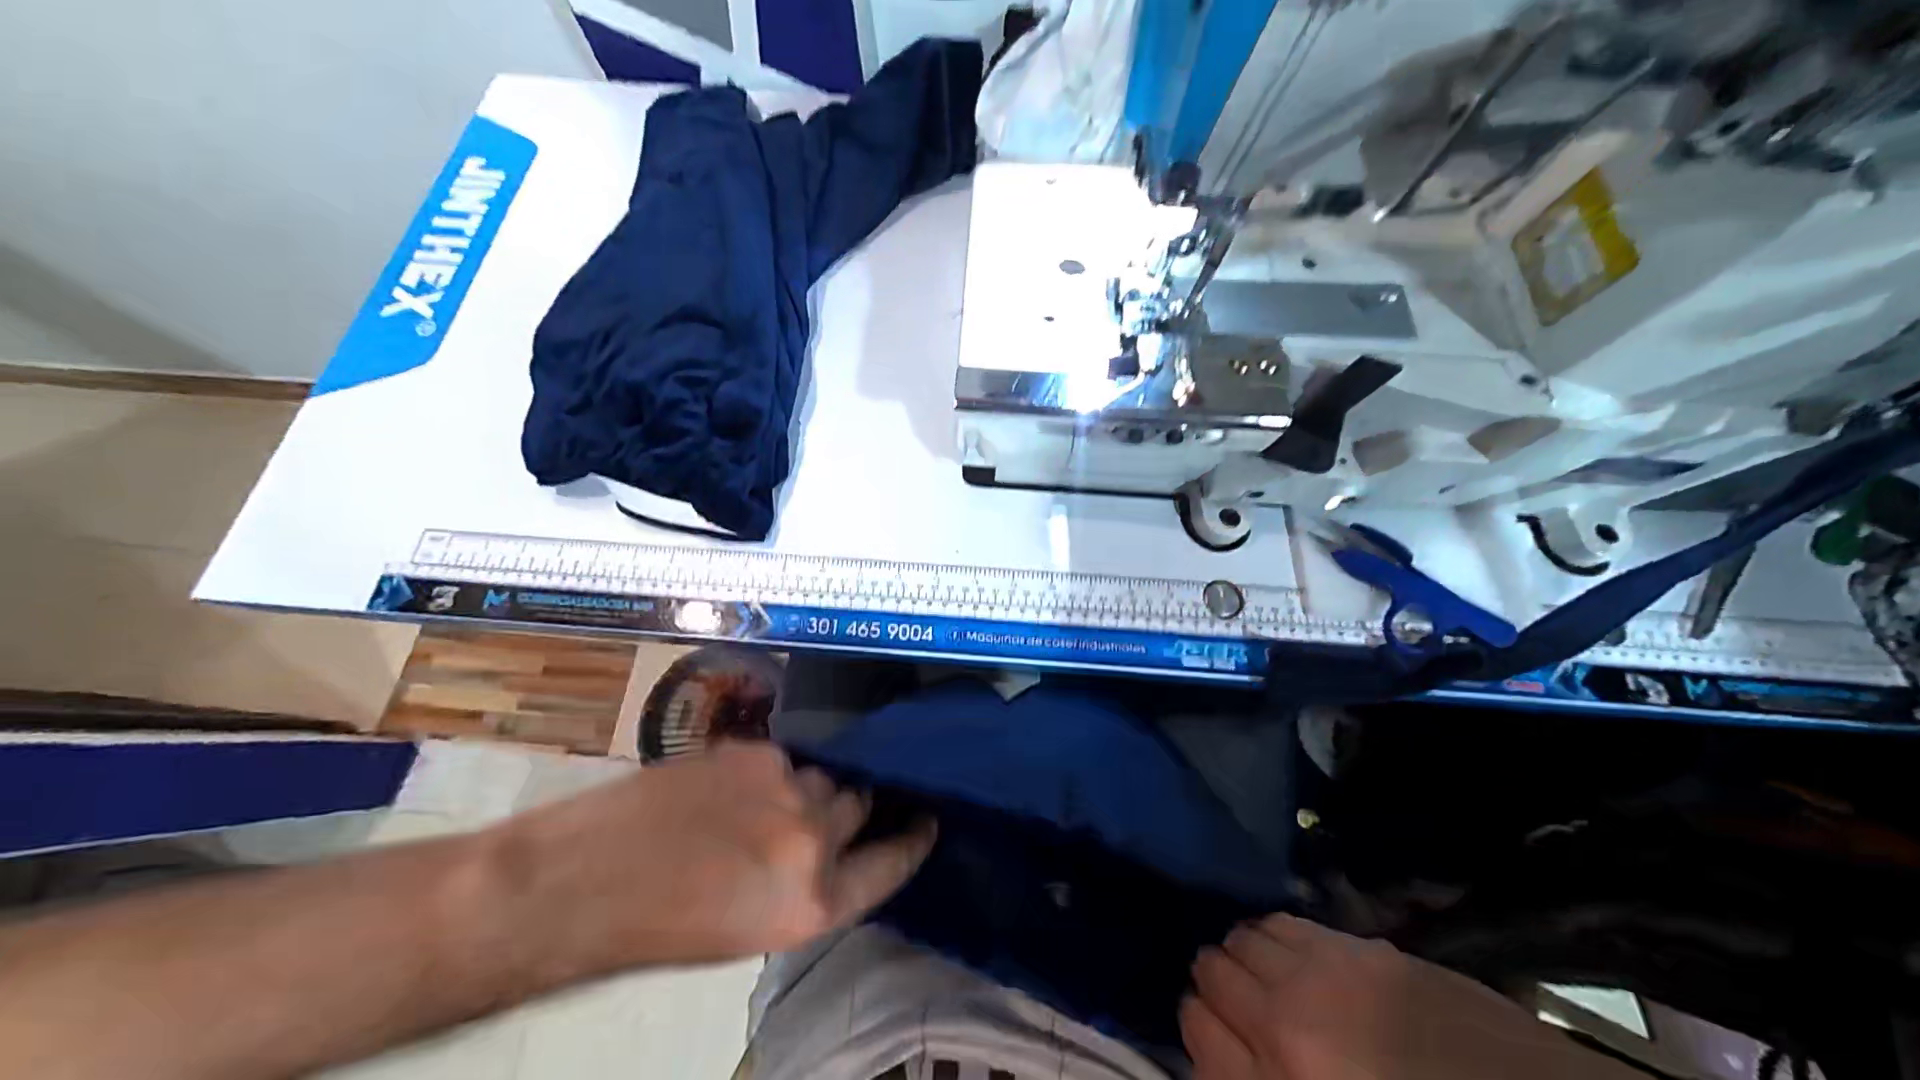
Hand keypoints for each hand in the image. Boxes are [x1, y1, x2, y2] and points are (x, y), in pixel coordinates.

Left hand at [495, 742, 936, 973]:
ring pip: (820, 775)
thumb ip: (806, 887)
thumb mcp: (753, 930)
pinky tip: (732, 788)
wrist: (582, 880)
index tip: (927, 818)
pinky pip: (781, 758)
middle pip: (860, 805)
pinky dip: (767, 771)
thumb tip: (829, 850)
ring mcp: (785, 787)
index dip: (913, 839)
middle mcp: (814, 839)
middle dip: (848, 810)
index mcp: (815, 902)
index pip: (893, 861)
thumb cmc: (661, 930)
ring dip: (805, 788)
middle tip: (818, 814)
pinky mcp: (753, 751)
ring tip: (761, 804)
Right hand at [1183, 914, 1632, 1079]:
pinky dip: (1274, 934)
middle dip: (1214, 984)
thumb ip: (1253, 1075)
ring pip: (1241, 936)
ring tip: (1264, 977)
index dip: (1195, 1022)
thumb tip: (1210, 1035)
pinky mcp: (1366, 951)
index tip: (1212, 1029)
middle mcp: (1288, 1022)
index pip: (1192, 1020)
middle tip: (1238, 1007)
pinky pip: (1285, 921)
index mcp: (1279, 1079)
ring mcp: (1327, 977)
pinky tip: (1294, 956)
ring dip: (1242, 955)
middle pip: (1210, 968)